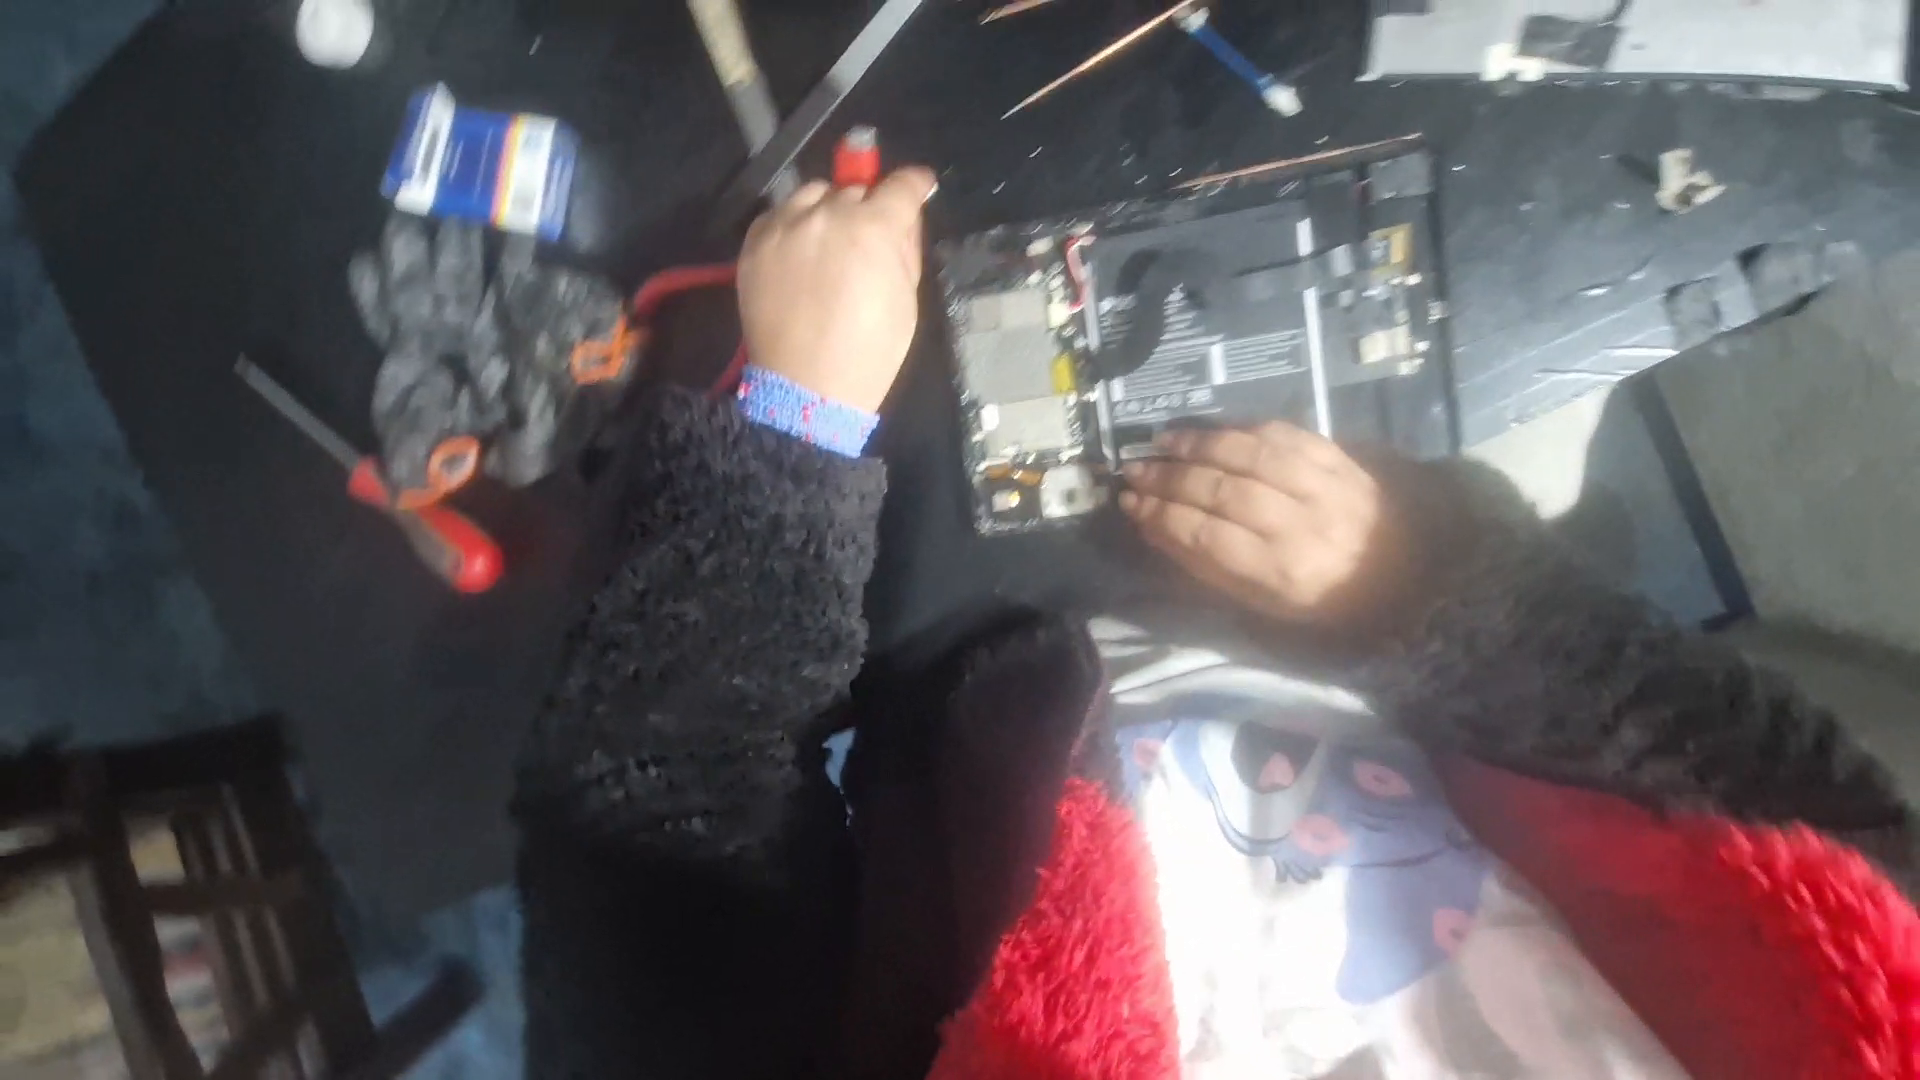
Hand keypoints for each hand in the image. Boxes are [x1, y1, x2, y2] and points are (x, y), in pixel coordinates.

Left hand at [736, 167, 937, 412]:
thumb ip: (905, 250)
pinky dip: (794, 226)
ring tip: (828, 246)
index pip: (900, 187)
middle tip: (867, 241)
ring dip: (827, 211)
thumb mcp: (907, 303)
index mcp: (872, 229)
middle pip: (854, 191)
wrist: (808, 389)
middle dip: (867, 210)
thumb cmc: (869, 354)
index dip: (915, 186)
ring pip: (813, 195)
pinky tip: (800, 256)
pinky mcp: (754, 242)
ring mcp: (785, 226)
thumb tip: (903, 218)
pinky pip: (780, 214)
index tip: (919, 187)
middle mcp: (826, 214)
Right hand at [1119, 424, 1413, 625]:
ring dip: (1200, 445)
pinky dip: (1243, 429)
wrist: (1408, 576)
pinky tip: (1215, 431)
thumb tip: (1153, 528)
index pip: (1206, 535)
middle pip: (1223, 491)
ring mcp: (1323, 487)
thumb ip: (1206, 565)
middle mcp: (1301, 525)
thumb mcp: (1262, 602)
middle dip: (1170, 477)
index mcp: (1281, 572)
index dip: (1161, 515)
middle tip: (1134, 469)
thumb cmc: (1322, 600)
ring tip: (1163, 441)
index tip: (1129, 502)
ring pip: (1251, 455)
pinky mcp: (1339, 459)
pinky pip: (1285, 435)